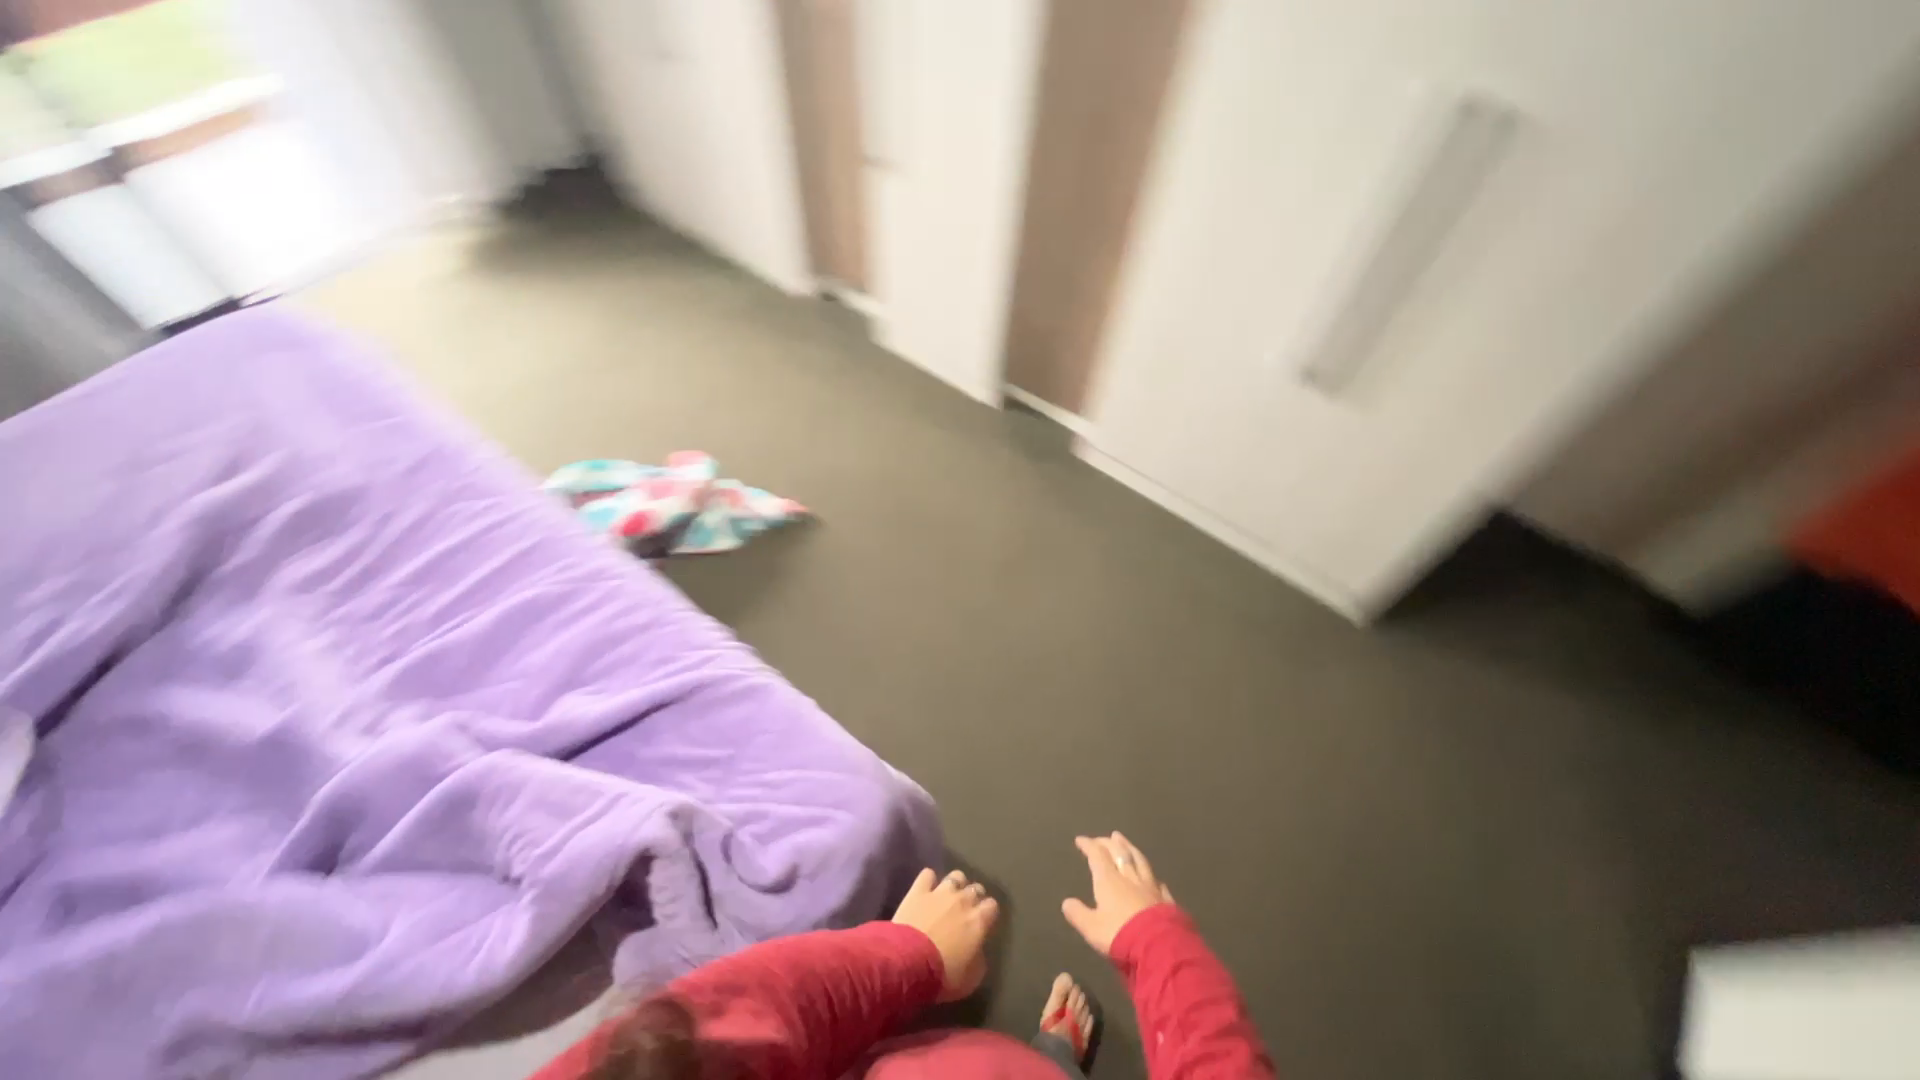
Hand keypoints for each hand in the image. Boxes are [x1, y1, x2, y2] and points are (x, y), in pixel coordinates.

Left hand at [892, 868, 999, 1000]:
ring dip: (955, 885)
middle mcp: (963, 900)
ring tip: (948, 895)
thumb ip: (978, 959)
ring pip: (955, 876)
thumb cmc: (943, 975)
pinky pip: (927, 875)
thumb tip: (977, 951)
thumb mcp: (971, 978)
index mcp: (979, 920)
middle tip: (966, 910)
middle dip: (973, 896)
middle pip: (975, 888)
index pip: (992, 906)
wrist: (908, 963)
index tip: (983, 921)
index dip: (988, 912)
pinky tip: (926, 889)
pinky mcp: (918, 891)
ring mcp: (940, 892)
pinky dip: (928, 880)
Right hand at [1061, 832, 1172, 955]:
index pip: (1097, 855)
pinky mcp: (1166, 900)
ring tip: (1125, 842)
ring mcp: (1150, 887)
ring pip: (1139, 861)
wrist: (1158, 946)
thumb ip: (1078, 913)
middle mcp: (1129, 877)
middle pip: (1119, 853)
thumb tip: (1066, 902)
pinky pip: (1157, 882)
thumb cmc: (1119, 934)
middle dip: (1110, 843)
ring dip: (1131, 849)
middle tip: (1106, 836)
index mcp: (1109, 880)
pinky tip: (1153, 877)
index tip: (1080, 839)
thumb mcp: (1091, 927)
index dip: (1088, 845)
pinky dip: (1151, 876)